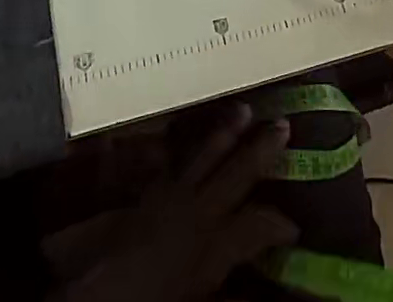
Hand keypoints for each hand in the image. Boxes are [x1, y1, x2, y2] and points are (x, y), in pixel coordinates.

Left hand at [54, 106, 296, 301]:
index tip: (296, 227)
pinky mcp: (143, 198)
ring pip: (203, 157)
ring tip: (243, 109)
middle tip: (283, 124)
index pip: (259, 224)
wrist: (95, 300)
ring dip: (225, 133)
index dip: (280, 224)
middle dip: (261, 149)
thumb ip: (230, 287)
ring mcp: (166, 198)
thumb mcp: (199, 298)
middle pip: (235, 172)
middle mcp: (195, 211)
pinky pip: (171, 167)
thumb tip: (260, 282)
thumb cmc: (156, 299)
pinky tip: (191, 147)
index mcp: (213, 241)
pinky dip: (186, 153)